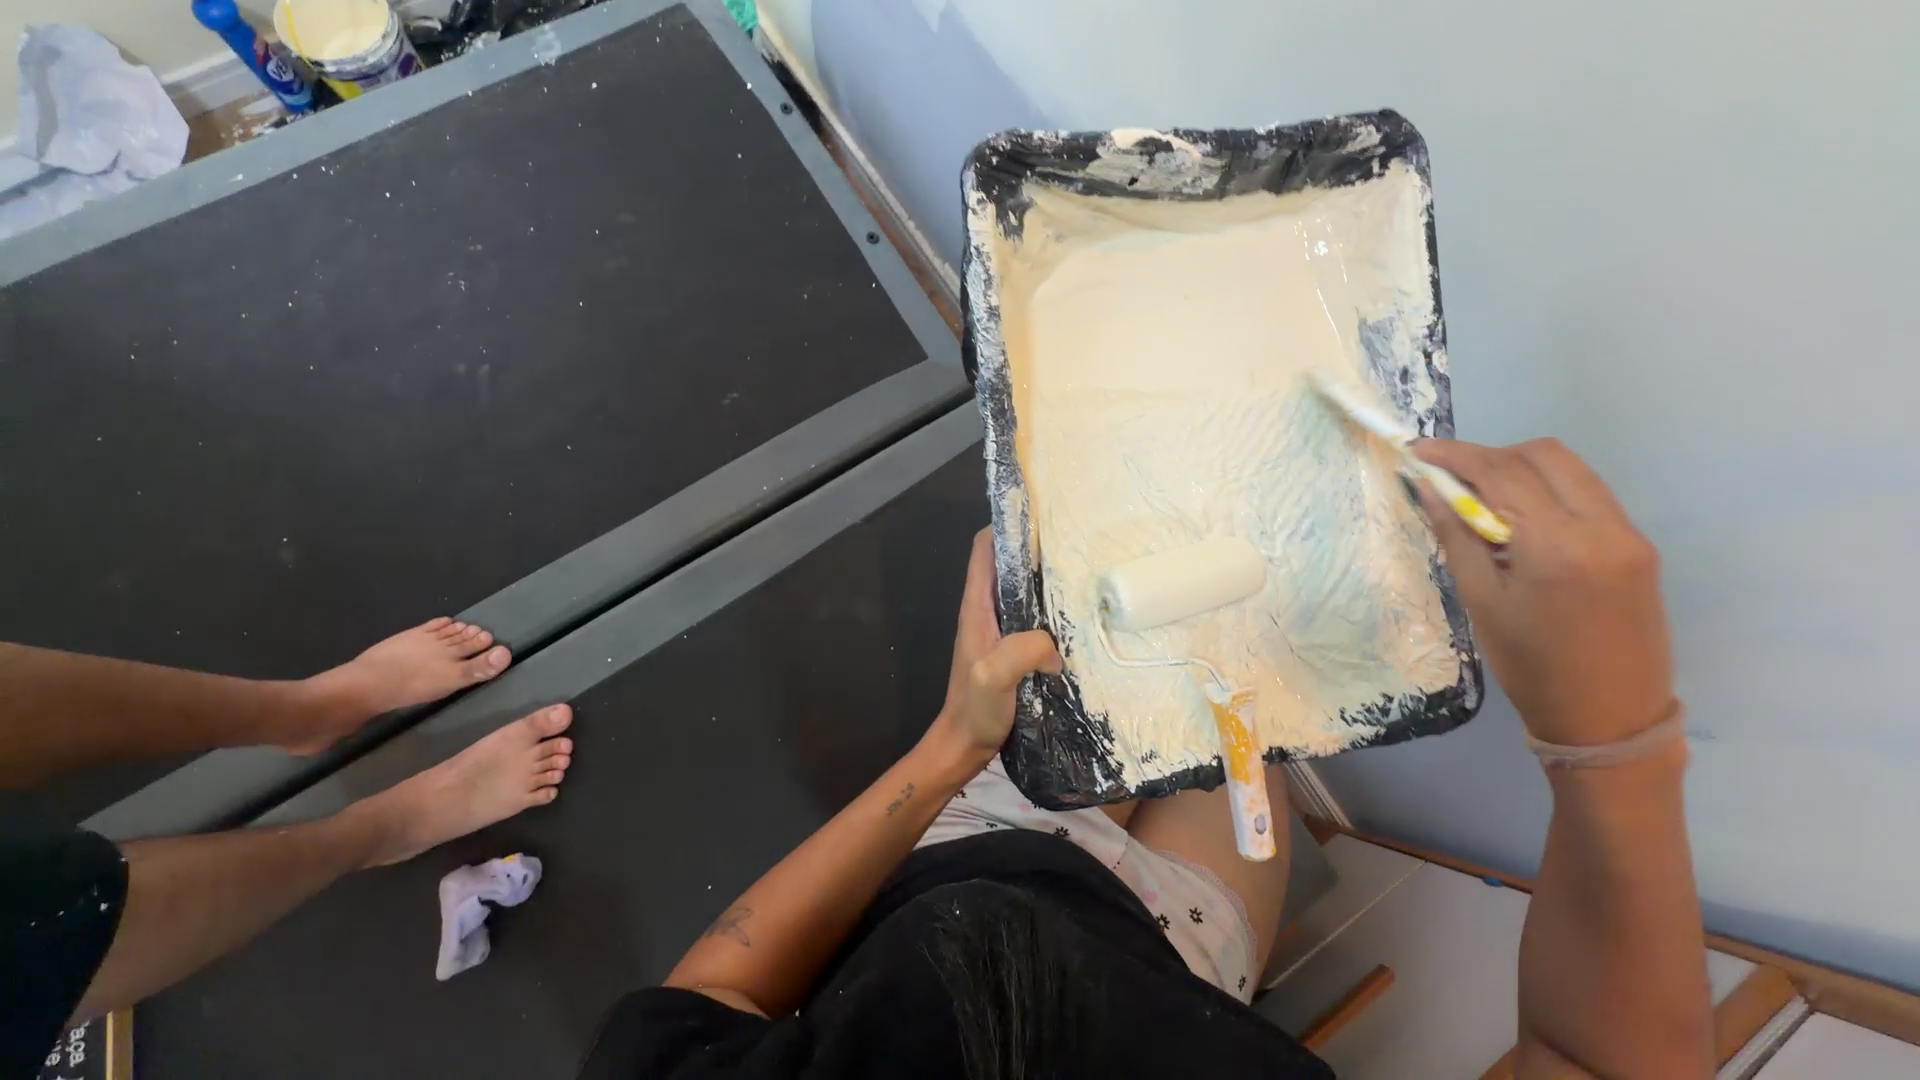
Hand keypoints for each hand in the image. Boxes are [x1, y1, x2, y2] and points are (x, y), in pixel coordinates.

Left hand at [930, 529, 1061, 764]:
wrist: (966, 745)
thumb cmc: (974, 709)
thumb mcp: (994, 677)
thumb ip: (1021, 651)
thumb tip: (1054, 645)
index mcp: (977, 607)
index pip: (985, 550)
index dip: (1006, 526)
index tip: (1040, 516)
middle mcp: (988, 610)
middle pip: (1009, 564)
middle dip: (1036, 548)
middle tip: (1077, 540)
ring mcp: (1002, 630)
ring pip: (1025, 590)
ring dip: (1048, 579)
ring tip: (1087, 570)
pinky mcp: (1015, 649)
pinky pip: (1036, 617)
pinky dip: (1054, 609)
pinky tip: (1081, 615)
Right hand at [1412, 438, 1672, 746]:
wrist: (1609, 716)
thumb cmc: (1530, 666)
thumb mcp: (1481, 602)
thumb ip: (1458, 536)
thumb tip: (1430, 487)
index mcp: (1555, 546)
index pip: (1502, 473)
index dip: (1456, 455)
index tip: (1418, 451)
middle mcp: (1601, 528)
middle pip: (1544, 455)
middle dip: (1491, 456)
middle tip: (1451, 478)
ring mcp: (1628, 534)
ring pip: (1571, 469)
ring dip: (1522, 470)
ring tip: (1482, 500)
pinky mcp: (1639, 546)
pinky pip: (1588, 495)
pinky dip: (1548, 491)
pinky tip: (1520, 521)